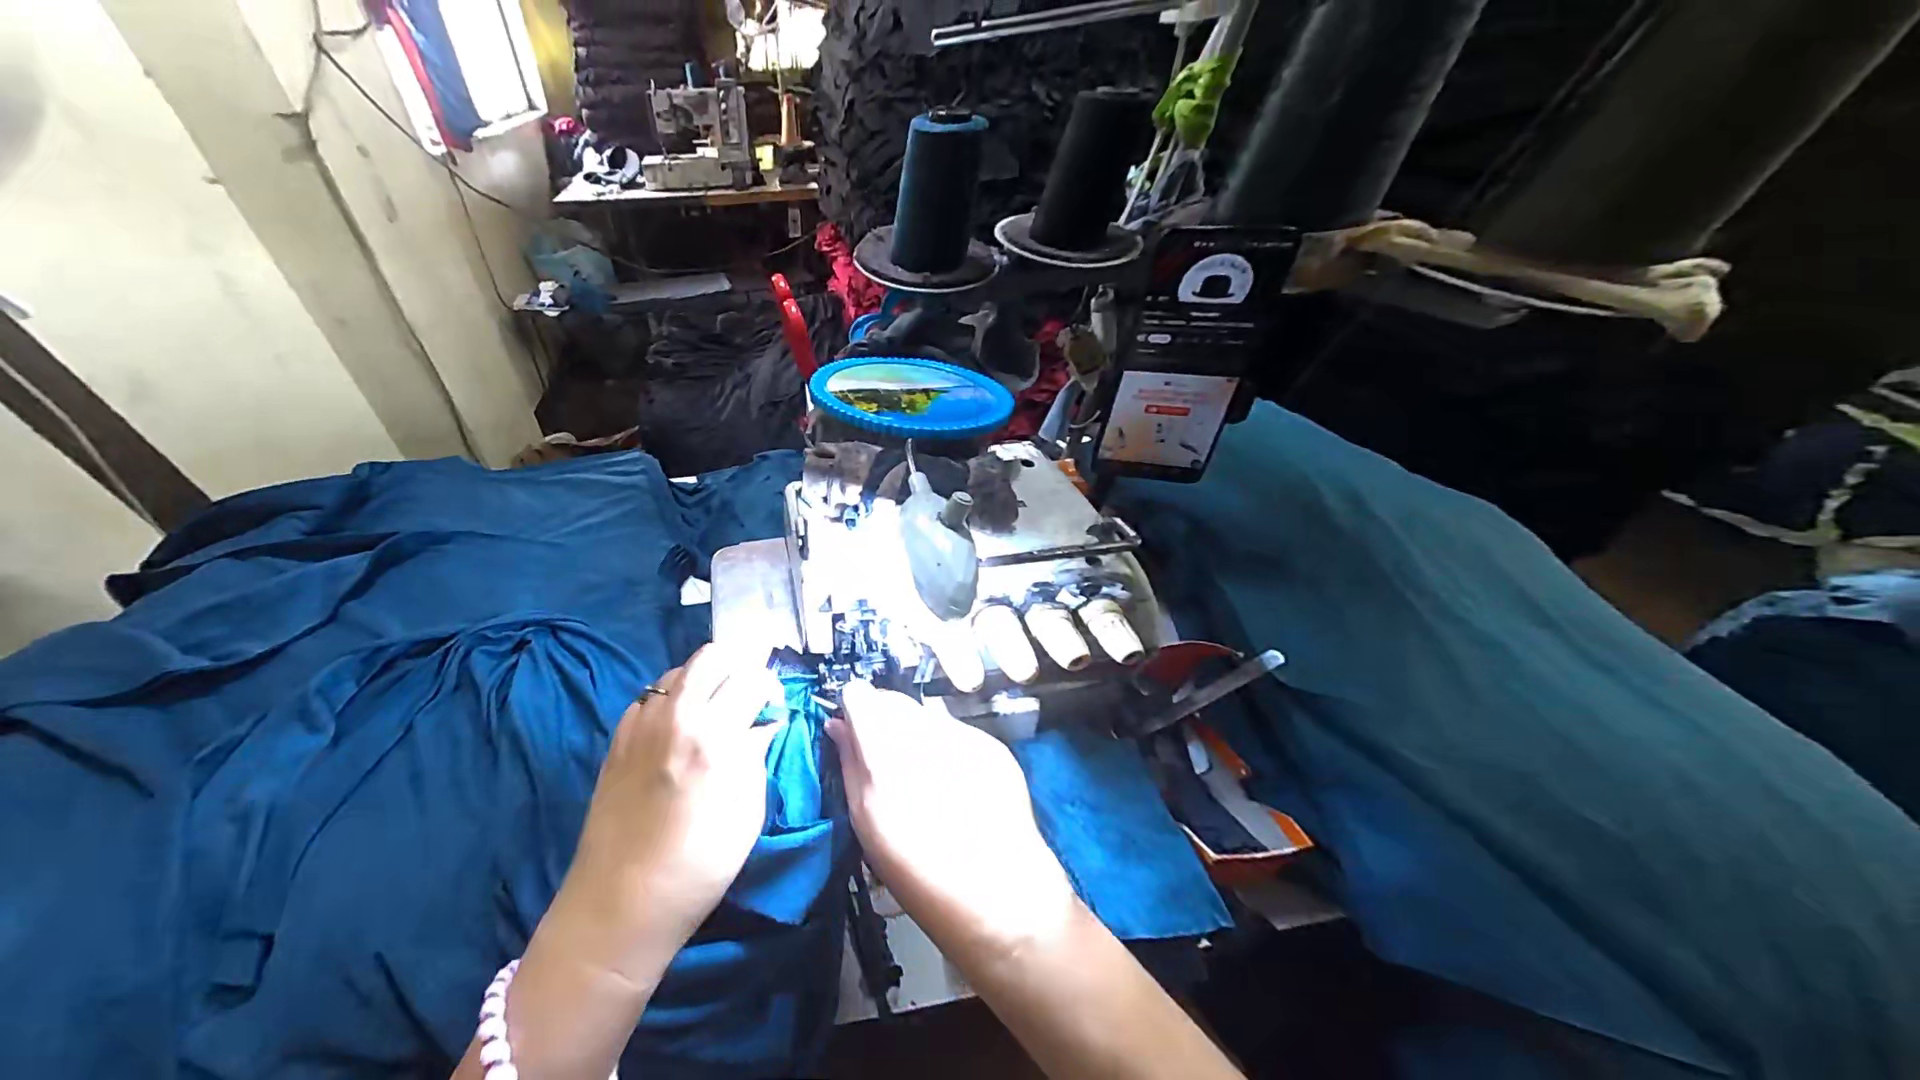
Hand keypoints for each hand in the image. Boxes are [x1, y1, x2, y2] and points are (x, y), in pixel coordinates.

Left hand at [556, 646, 783, 974]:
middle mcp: (674, 717)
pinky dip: (672, 700)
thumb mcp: (747, 811)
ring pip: (678, 671)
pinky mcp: (617, 741)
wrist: (620, 905)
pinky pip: (650, 698)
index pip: (751, 678)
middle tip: (748, 697)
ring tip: (716, 710)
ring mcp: (640, 725)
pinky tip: (680, 728)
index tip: (775, 709)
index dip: (771, 687)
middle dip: (738, 667)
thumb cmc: (699, 865)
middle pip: (711, 657)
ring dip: (705, 680)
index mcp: (714, 735)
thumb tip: (764, 724)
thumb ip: (756, 755)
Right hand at [827, 682, 1075, 954]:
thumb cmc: (917, 869)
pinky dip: (946, 745)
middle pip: (893, 701)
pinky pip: (956, 731)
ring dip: (915, 731)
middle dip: (883, 719)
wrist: (996, 890)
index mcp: (885, 753)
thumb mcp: (866, 822)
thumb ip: (849, 764)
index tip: (852, 727)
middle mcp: (926, 732)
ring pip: (925, 714)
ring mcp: (964, 735)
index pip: (860, 696)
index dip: (854, 709)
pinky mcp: (992, 744)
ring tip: (921, 774)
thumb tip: (838, 726)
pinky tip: (952, 780)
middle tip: (884, 757)